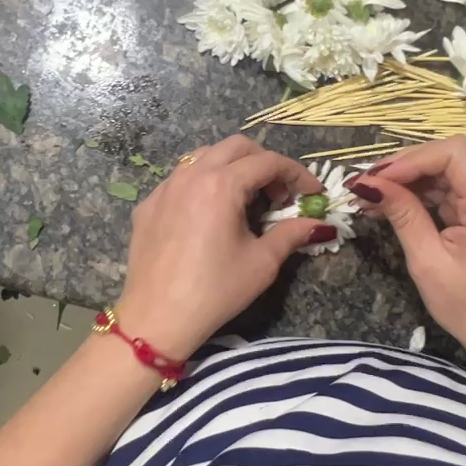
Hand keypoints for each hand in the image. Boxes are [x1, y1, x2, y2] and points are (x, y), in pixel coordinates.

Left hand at [114, 135, 331, 358]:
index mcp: (221, 185)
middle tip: (279, 195)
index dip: (296, 173)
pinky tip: (210, 214)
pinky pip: (181, 179)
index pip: (268, 162)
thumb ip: (291, 234)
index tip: (312, 192)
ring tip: (245, 200)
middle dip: (264, 163)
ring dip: (232, 167)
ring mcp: (165, 188)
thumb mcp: (261, 263)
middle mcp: (191, 175)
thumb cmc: (215, 291)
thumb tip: (317, 223)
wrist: (156, 318)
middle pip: (236, 147)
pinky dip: (203, 183)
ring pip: (204, 156)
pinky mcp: (148, 205)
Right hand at [350, 136, 465, 361]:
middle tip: (366, 185)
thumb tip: (368, 184)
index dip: (413, 159)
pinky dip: (422, 192)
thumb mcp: (428, 263)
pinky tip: (393, 203)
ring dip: (409, 179)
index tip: (378, 178)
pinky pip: (453, 187)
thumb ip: (403, 216)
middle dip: (406, 167)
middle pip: (450, 157)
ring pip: (448, 170)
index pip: (455, 154)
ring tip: (372, 196)